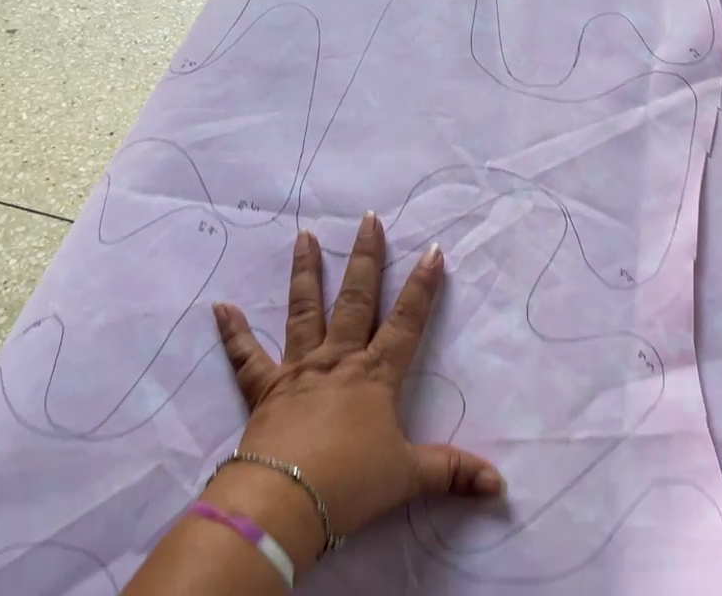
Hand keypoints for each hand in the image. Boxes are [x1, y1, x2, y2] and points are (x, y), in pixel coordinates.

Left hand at [210, 212, 502, 567]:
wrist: (283, 502)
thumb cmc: (350, 483)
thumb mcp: (408, 476)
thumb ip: (452, 472)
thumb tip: (501, 485)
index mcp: (375, 375)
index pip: (407, 321)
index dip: (423, 286)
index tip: (433, 249)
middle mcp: (338, 361)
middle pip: (355, 299)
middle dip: (366, 258)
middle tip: (368, 219)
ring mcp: (298, 371)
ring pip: (304, 311)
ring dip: (306, 272)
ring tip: (304, 236)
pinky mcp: (264, 390)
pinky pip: (246, 357)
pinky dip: (233, 332)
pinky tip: (220, 306)